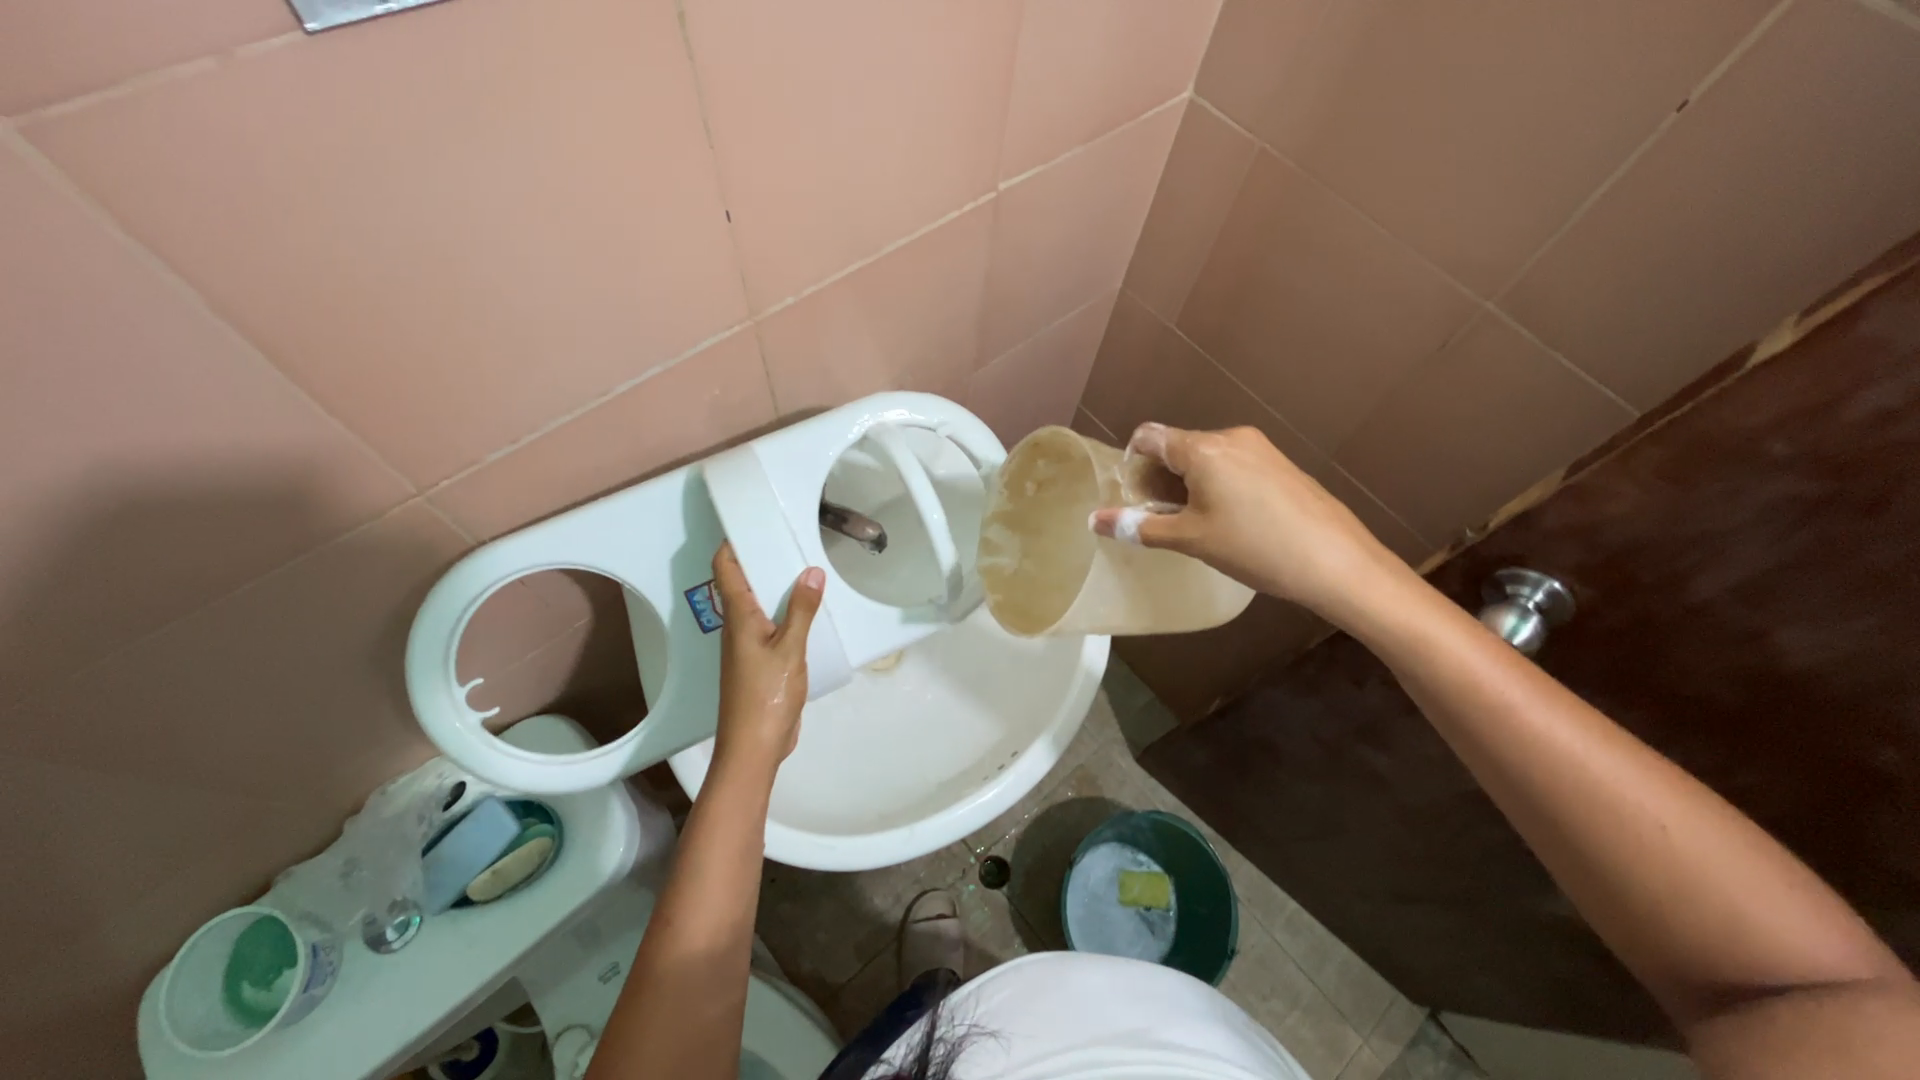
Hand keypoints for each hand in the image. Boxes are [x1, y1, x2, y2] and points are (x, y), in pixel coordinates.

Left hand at [710, 544, 824, 771]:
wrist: (754, 747)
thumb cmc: (766, 695)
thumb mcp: (790, 649)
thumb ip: (801, 610)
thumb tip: (811, 572)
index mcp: (739, 617)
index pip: (726, 568)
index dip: (733, 542)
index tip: (752, 520)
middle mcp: (738, 627)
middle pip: (742, 583)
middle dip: (761, 559)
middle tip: (791, 538)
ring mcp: (748, 647)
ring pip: (759, 605)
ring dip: (777, 587)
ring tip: (807, 568)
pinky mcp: (761, 664)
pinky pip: (772, 627)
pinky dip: (787, 613)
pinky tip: (810, 614)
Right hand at [1088, 423, 1403, 622]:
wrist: (1336, 561)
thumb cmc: (1254, 547)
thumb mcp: (1191, 540)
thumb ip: (1140, 527)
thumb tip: (1094, 520)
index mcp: (1203, 448)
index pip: (1149, 436)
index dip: (1132, 464)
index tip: (1134, 499)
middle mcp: (1231, 437)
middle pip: (1178, 446)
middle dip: (1160, 479)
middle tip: (1161, 520)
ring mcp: (1261, 449)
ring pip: (1207, 458)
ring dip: (1189, 485)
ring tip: (1196, 526)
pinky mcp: (1281, 465)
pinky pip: (1234, 466)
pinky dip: (1218, 487)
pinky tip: (1231, 524)